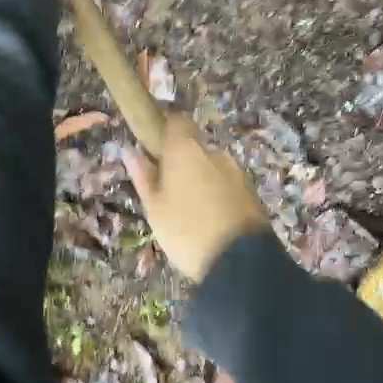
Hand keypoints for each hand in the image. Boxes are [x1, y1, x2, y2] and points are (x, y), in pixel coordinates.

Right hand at [124, 114, 270, 281]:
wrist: (241, 262)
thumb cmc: (186, 231)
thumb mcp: (155, 208)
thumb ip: (143, 176)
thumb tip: (130, 151)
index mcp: (185, 149)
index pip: (176, 119)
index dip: (165, 129)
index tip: (154, 148)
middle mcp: (213, 151)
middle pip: (195, 146)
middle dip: (183, 162)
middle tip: (170, 191)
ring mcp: (236, 170)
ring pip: (212, 167)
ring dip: (202, 180)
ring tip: (192, 213)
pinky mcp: (252, 191)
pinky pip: (228, 184)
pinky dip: (219, 195)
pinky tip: (212, 221)